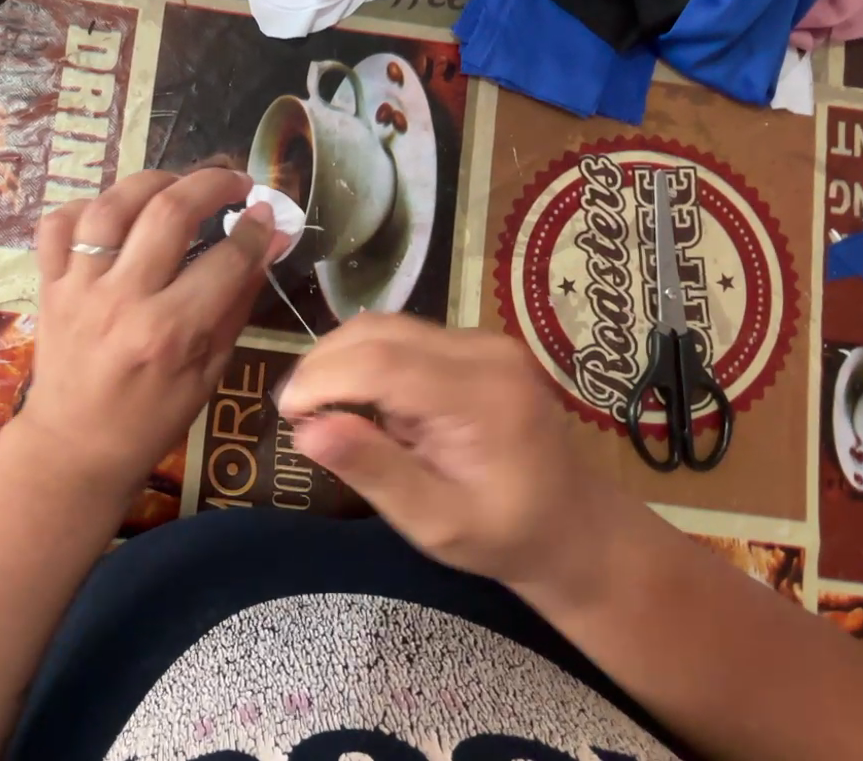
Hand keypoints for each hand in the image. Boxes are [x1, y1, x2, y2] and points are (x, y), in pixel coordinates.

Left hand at [20, 169, 287, 494]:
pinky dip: (86, 206)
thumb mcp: (210, 372)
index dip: (256, 230)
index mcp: (169, 332)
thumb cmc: (152, 418)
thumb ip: (237, 303)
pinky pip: (58, 225)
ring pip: (111, 206)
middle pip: (168, 212)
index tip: (267, 215)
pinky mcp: (48, 284)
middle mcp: (122, 300)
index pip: (226, 260)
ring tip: (177, 185)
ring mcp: (78, 288)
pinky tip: (114, 213)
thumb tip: (267, 244)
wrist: (75, 445)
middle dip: (212, 184)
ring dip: (151, 182)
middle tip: (235, 181)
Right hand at [278, 314, 613, 588]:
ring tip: (318, 403)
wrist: (576, 525)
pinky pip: (404, 336)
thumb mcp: (436, 523)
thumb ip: (374, 471)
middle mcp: (485, 353)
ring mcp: (484, 342)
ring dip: (341, 358)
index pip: (382, 363)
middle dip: (323, 364)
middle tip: (294, 409)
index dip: (322, 378)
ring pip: (386, 326)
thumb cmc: (506, 536)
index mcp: (483, 397)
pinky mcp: (476, 344)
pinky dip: (366, 359)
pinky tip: (357, 396)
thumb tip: (306, 431)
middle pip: (379, 332)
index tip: (285, 412)